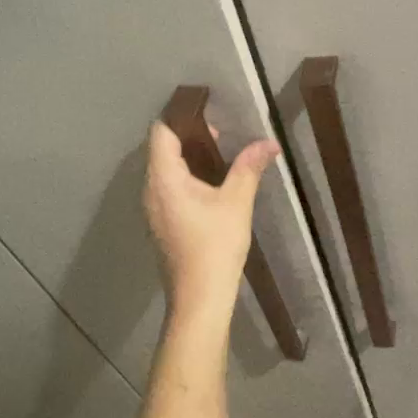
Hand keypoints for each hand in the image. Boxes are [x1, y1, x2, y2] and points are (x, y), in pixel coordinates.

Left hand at [143, 121, 280, 316]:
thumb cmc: (215, 247)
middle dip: (190, 139)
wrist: (199, 298)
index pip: (161, 131)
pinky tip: (212, 192)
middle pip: (162, 149)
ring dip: (190, 162)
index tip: (212, 123)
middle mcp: (150, 189)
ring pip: (165, 171)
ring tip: (222, 165)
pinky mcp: (160, 224)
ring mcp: (152, 209)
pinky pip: (168, 190)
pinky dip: (186, 182)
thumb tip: (268, 143)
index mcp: (163, 178)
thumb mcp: (237, 203)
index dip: (183, 119)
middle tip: (223, 141)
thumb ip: (248, 167)